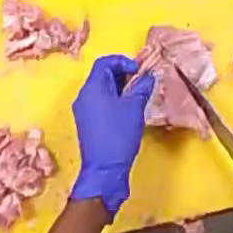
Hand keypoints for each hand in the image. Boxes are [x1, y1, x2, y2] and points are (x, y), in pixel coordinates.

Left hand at [70, 54, 154, 217]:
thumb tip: (149, 75)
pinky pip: (100, 103)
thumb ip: (142, 87)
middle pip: (102, 74)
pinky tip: (129, 109)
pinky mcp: (88, 124)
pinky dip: (115, 100)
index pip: (104, 62)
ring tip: (139, 94)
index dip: (123, 61)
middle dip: (123, 73)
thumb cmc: (118, 135)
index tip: (139, 69)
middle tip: (142, 80)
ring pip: (102, 89)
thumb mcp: (134, 108)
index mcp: (92, 88)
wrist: (104, 171)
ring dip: (120, 87)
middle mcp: (84, 96)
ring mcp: (84, 111)